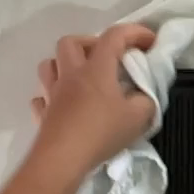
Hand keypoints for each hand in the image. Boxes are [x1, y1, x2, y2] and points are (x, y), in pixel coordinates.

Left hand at [28, 24, 157, 175]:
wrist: (61, 161)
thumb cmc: (101, 133)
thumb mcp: (139, 117)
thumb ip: (147, 100)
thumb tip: (143, 96)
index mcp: (96, 68)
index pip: (115, 36)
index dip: (135, 32)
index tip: (150, 42)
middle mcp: (71, 75)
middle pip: (71, 42)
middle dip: (90, 43)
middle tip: (108, 60)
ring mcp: (53, 94)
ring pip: (49, 65)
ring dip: (65, 66)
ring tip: (83, 79)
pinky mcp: (43, 115)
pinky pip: (43, 97)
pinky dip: (53, 97)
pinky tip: (65, 106)